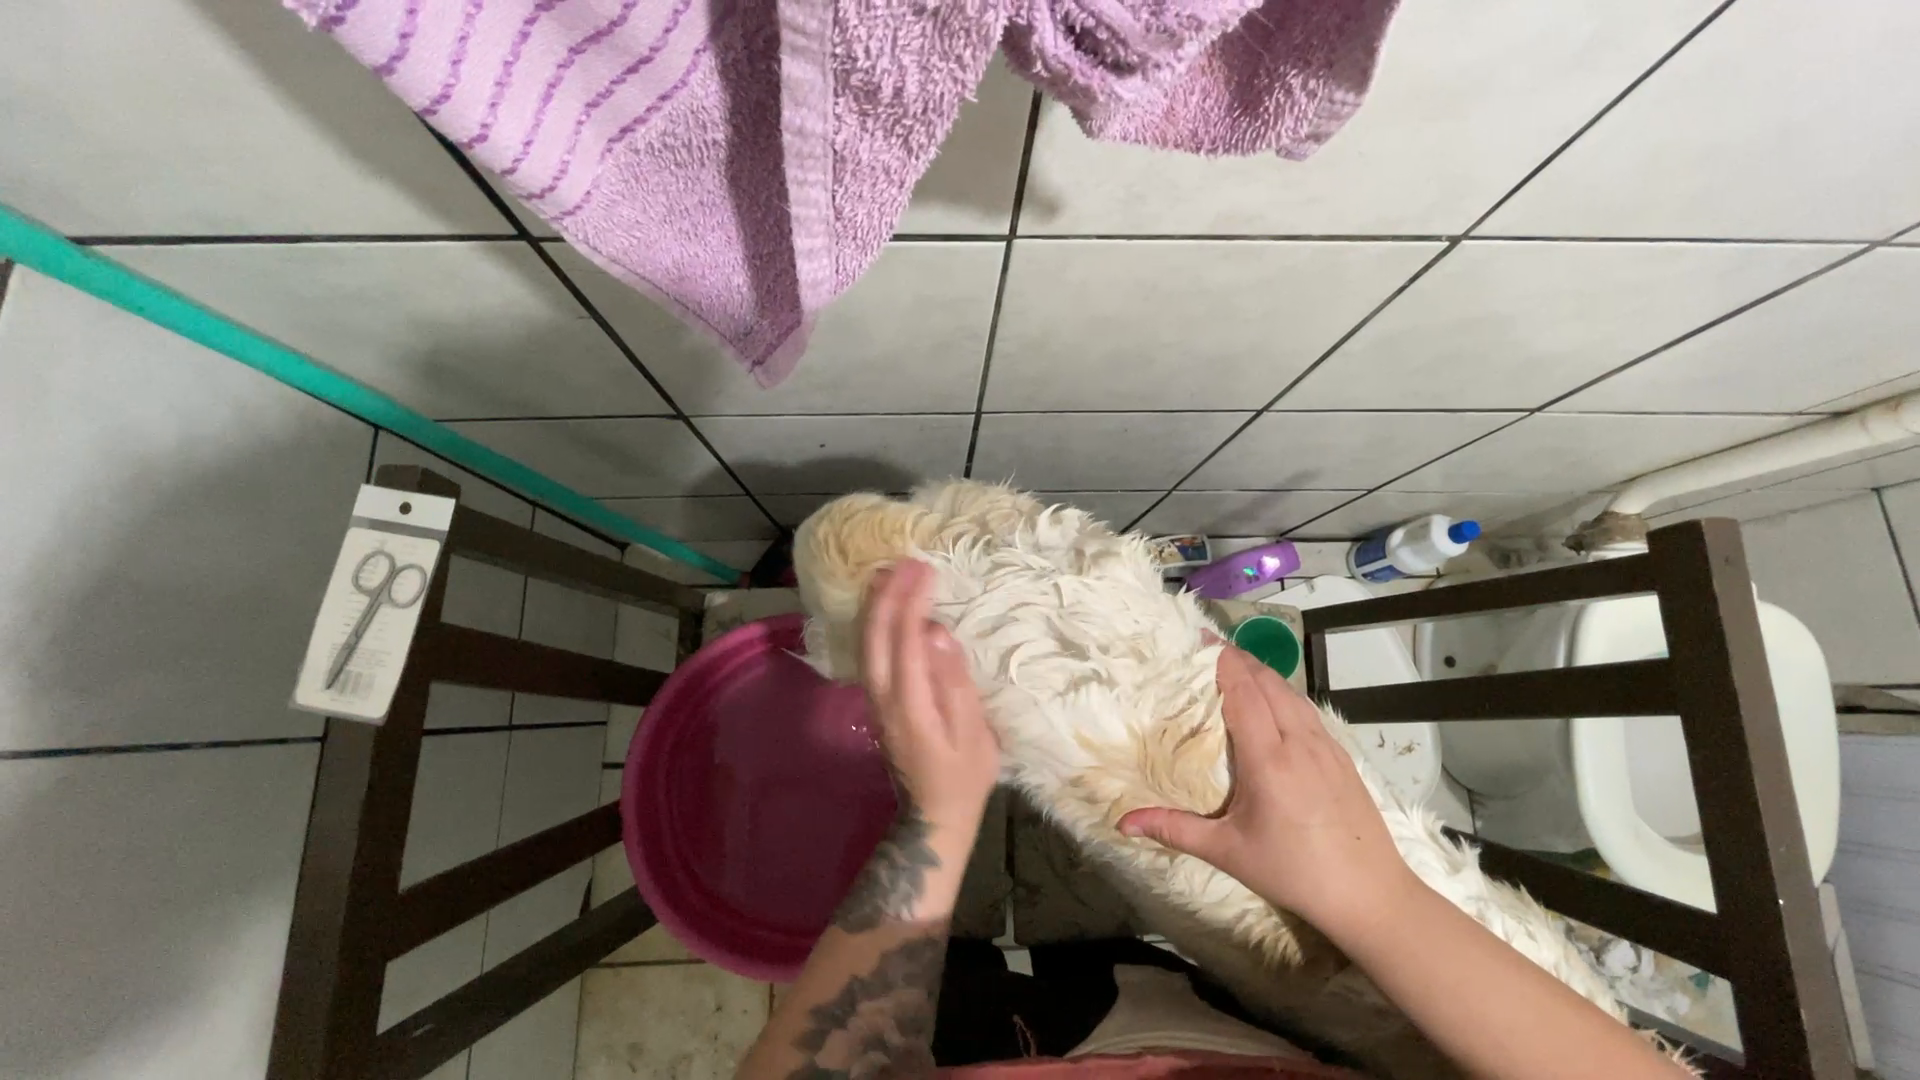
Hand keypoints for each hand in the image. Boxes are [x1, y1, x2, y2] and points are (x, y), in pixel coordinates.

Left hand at [861, 560, 999, 834]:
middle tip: (905, 561)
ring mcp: (874, 701)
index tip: (925, 569)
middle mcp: (882, 696)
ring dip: (874, 606)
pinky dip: (873, 625)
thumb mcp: (973, 733)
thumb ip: (954, 682)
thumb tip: (936, 632)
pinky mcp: (876, 704)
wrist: (933, 818)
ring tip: (886, 574)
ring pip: (865, 643)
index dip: (912, 600)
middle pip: (875, 635)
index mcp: (909, 701)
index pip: (904, 638)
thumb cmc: (963, 777)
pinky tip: (881, 611)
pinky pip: (868, 653)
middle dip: (888, 594)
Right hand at [1117, 648, 1416, 937]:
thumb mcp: (1228, 852)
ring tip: (1236, 665)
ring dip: (1262, 673)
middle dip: (1238, 659)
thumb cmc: (1294, 872)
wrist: (1372, 895)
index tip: (1199, 640)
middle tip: (1207, 647)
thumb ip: (1175, 830)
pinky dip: (1284, 693)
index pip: (1244, 692)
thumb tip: (1123, 823)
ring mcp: (1326, 747)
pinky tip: (1273, 702)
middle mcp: (1299, 742)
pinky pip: (1308, 711)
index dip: (1222, 662)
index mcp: (1269, 758)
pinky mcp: (1342, 757)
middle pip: (1268, 683)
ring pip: (1292, 693)